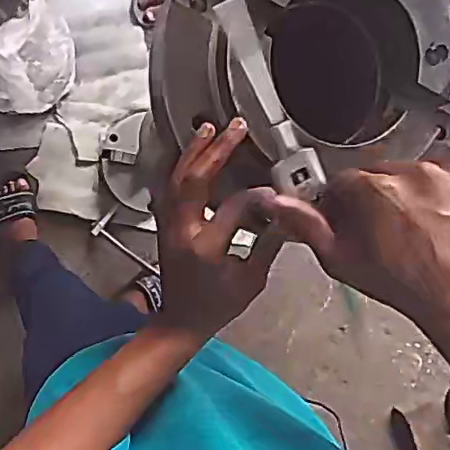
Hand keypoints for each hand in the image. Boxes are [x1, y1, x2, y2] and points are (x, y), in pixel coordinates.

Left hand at [155, 119, 284, 338]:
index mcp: (206, 246)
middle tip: (234, 128)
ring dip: (193, 152)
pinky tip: (189, 155)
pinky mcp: (164, 224)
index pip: (234, 206)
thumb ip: (268, 244)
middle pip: (194, 179)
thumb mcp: (250, 280)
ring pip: (176, 179)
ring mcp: (168, 225)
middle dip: (215, 150)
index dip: (257, 195)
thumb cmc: (215, 306)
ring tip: (207, 129)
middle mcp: (182, 230)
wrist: (181, 320)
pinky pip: (169, 188)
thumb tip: (286, 217)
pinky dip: (179, 167)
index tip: (274, 192)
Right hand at [267, 162, 449, 339]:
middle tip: (382, 230)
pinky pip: (444, 178)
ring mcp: (445, 175)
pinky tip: (435, 222)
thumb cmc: (404, 283)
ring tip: (412, 229)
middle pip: (378, 174)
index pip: (343, 181)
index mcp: (373, 188)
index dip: (342, 202)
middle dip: (375, 197)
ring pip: (410, 174)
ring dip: (406, 194)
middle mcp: (411, 173)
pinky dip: (439, 195)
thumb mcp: (341, 260)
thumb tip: (279, 203)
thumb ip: (307, 225)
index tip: (348, 217)